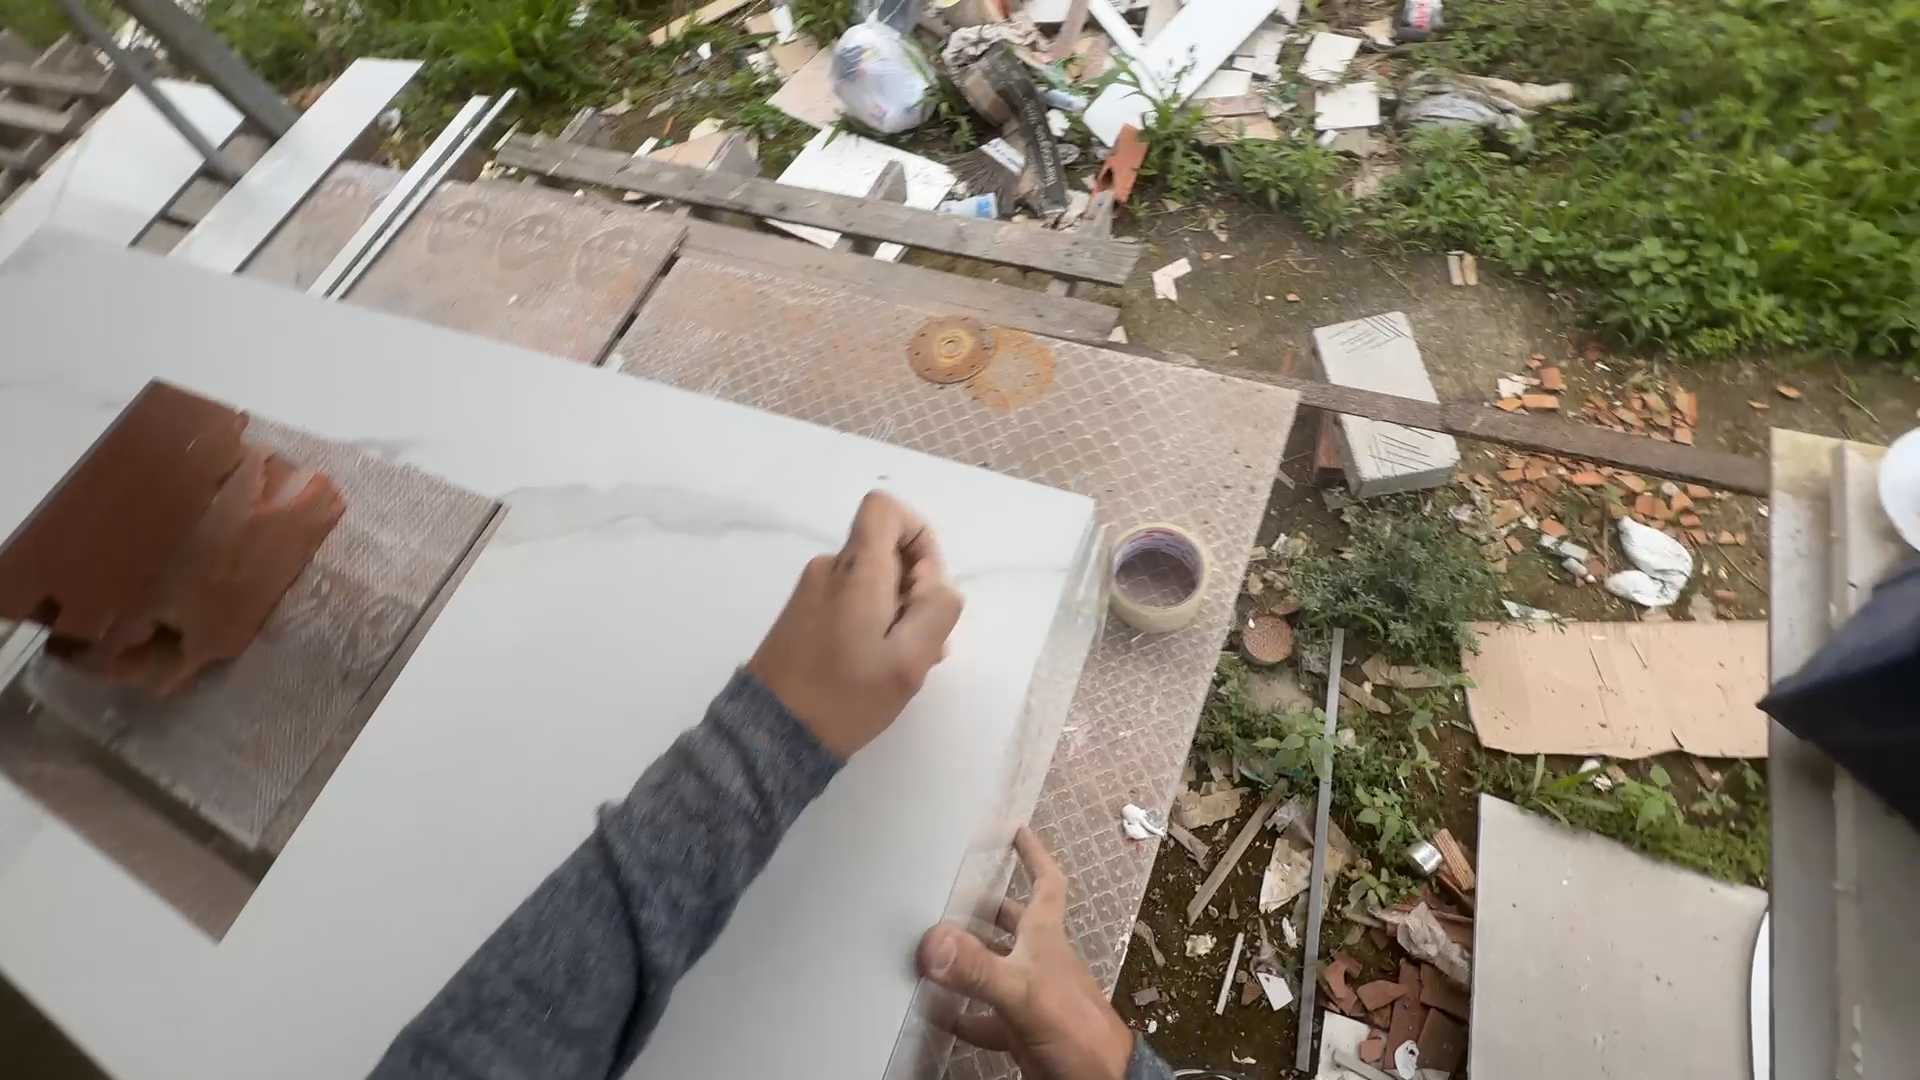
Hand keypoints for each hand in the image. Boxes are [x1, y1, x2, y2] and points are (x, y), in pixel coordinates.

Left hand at [748, 491, 963, 759]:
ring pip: (873, 578)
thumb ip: (937, 610)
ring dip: (898, 610)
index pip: (886, 509)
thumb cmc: (845, 696)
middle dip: (916, 587)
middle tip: (920, 642)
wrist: (771, 734)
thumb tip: (938, 584)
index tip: (925, 586)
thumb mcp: (909, 660)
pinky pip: (852, 598)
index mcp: (856, 570)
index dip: (918, 535)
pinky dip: (874, 620)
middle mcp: (831, 568)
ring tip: (903, 661)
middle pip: (886, 548)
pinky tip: (878, 663)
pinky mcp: (803, 613)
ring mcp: (813, 590)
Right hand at [916, 828, 1134, 1079]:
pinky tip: (942, 1013)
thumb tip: (934, 941)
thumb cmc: (1072, 1025)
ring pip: (997, 965)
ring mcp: (1031, 994)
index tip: (1019, 830)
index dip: (1035, 854)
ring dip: (970, 958)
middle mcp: (1038, 958)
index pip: (1046, 882)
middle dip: (989, 906)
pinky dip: (966, 1012)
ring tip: (936, 950)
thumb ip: (978, 966)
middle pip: (1015, 921)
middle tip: (956, 892)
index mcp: (1045, 936)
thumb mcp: (1022, 990)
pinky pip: (988, 1014)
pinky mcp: (1022, 1029)